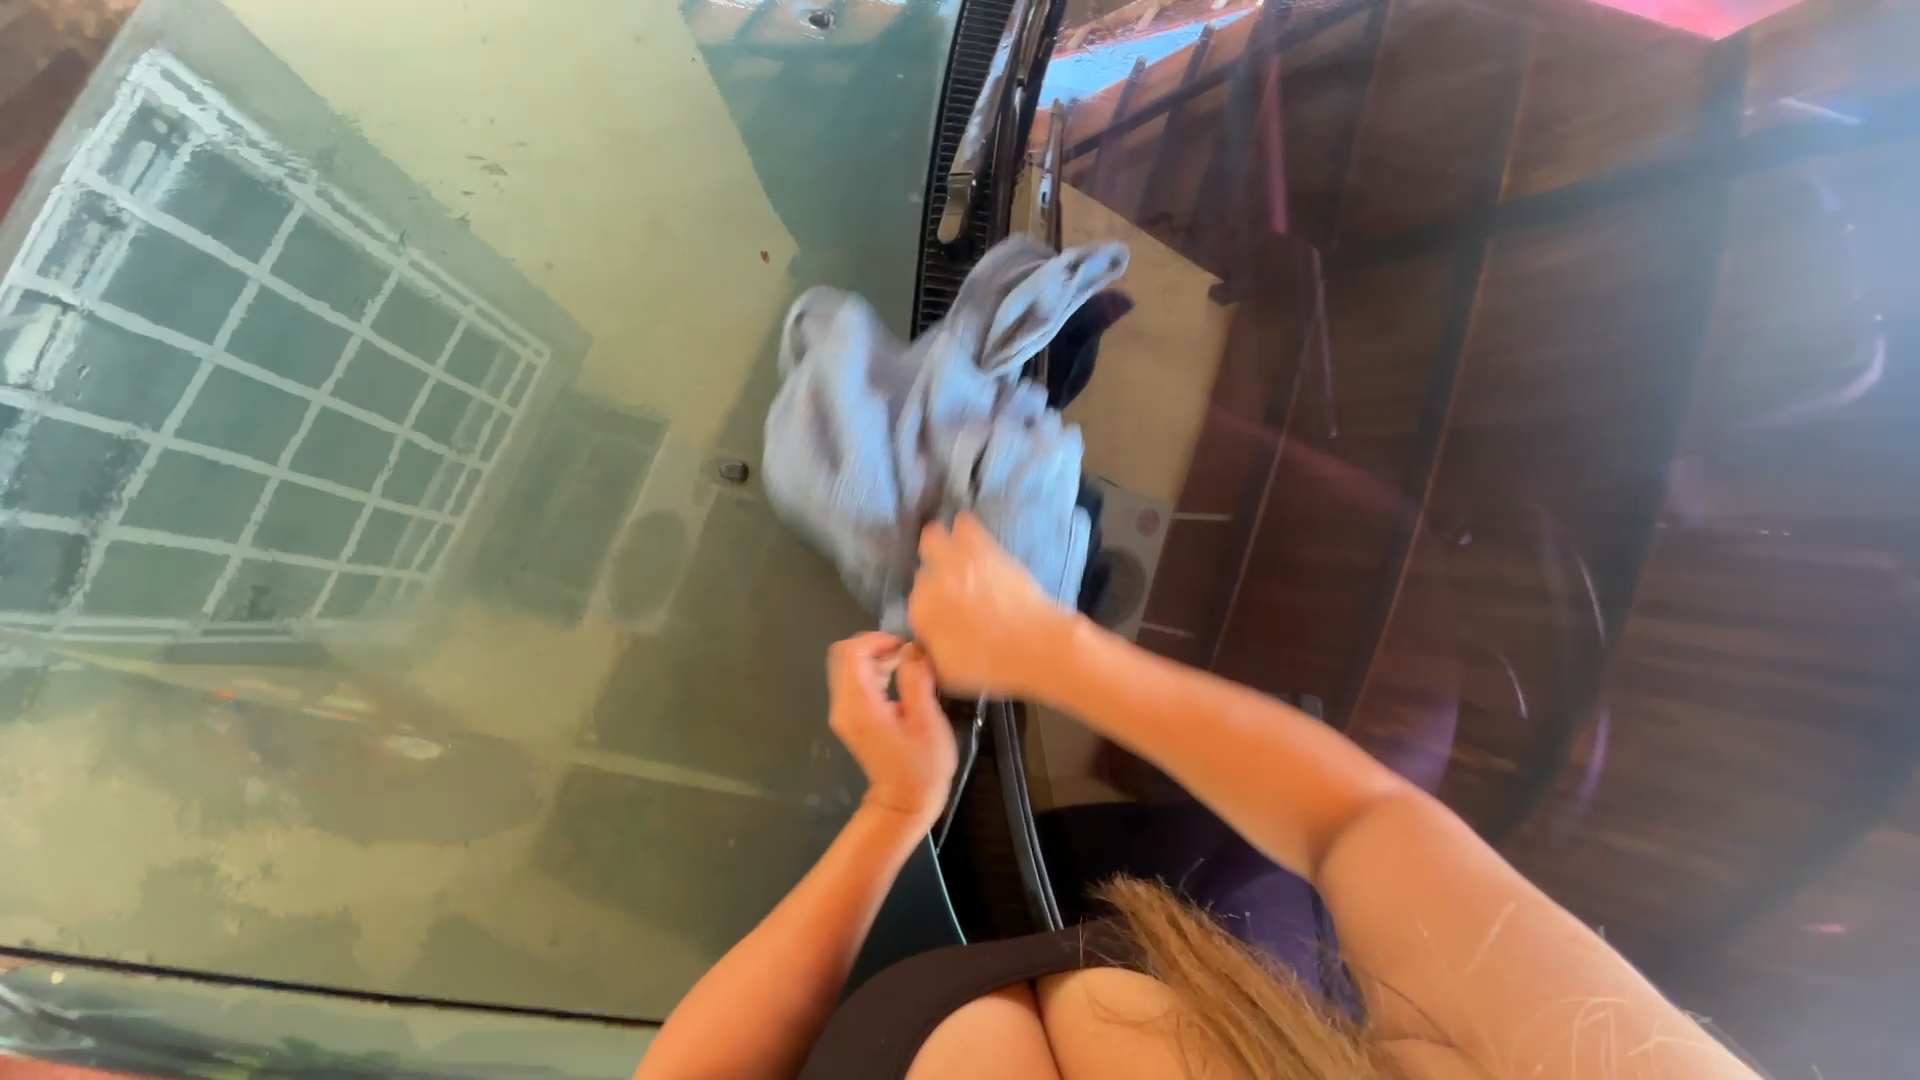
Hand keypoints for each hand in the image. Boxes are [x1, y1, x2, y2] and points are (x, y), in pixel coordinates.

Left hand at [827, 633, 957, 829]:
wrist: (905, 803)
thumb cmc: (922, 766)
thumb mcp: (927, 721)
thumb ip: (916, 680)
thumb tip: (912, 649)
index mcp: (859, 705)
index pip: (851, 652)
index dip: (877, 640)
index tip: (906, 647)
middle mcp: (843, 706)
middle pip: (845, 655)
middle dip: (876, 646)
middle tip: (908, 654)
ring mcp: (845, 712)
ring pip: (850, 666)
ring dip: (877, 658)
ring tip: (909, 665)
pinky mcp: (852, 717)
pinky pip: (856, 681)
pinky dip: (875, 671)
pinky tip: (900, 679)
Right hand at [908, 514, 1075, 697]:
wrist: (1036, 646)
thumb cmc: (992, 666)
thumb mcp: (947, 675)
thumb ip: (926, 656)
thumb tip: (921, 645)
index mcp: (920, 612)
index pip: (915, 602)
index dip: (931, 608)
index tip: (945, 614)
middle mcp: (932, 582)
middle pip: (923, 568)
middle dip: (934, 576)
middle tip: (951, 587)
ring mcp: (957, 560)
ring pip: (934, 537)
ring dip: (942, 546)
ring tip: (957, 557)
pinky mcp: (983, 547)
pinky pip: (965, 525)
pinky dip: (964, 529)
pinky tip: (970, 535)